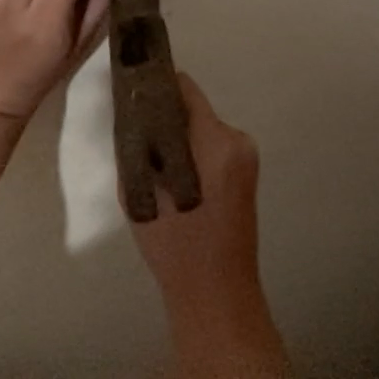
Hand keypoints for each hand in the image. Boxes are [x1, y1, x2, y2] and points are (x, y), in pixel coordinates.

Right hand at [130, 73, 266, 320]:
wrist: (216, 292)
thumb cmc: (174, 245)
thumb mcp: (139, 192)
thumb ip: (136, 147)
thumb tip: (130, 115)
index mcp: (214, 141)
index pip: (184, 90)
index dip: (156, 86)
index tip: (134, 89)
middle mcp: (237, 139)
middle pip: (194, 110)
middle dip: (166, 117)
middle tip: (139, 136)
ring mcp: (247, 155)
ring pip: (203, 129)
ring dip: (181, 138)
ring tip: (157, 166)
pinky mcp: (248, 172)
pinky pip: (215, 147)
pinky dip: (195, 154)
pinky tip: (178, 181)